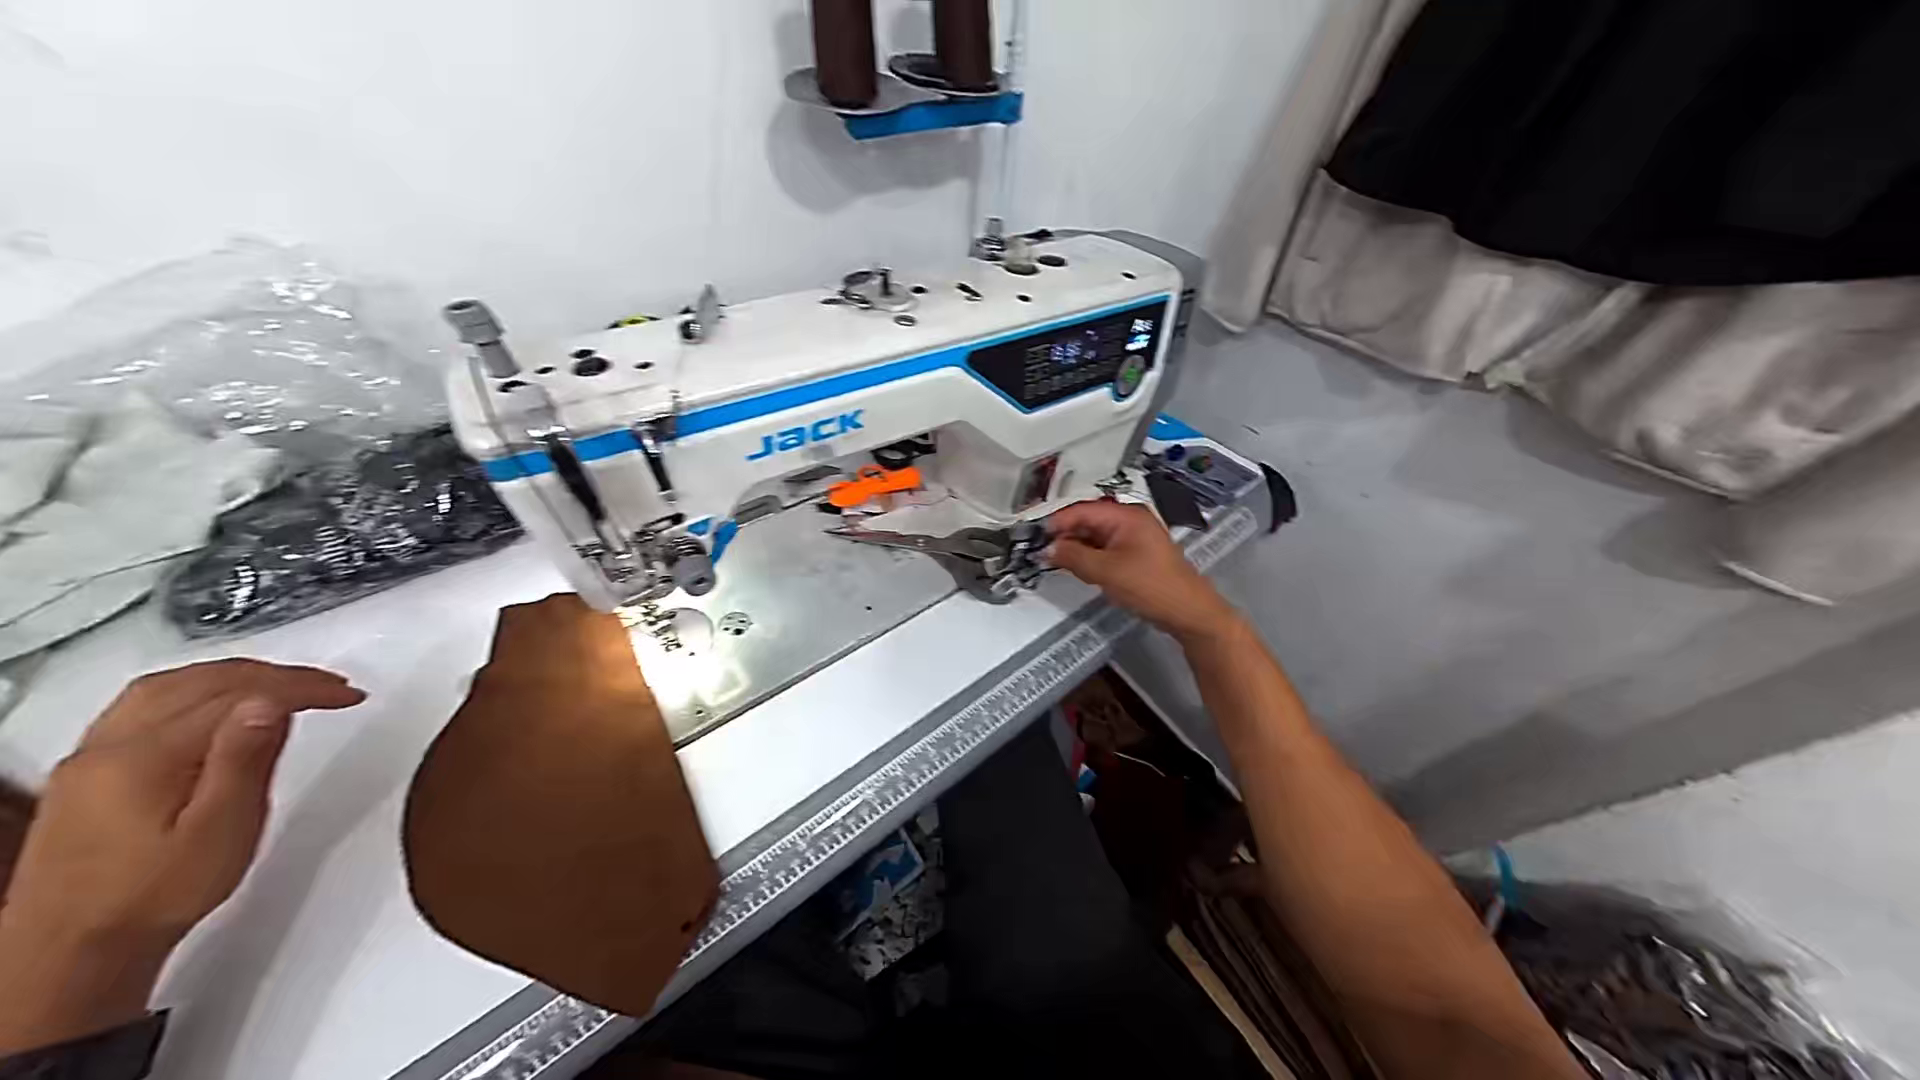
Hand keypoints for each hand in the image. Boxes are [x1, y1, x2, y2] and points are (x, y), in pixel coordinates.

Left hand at [0, 659, 363, 1054]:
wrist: (74, 951)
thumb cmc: (155, 895)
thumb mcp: (222, 827)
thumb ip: (245, 758)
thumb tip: (270, 703)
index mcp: (145, 757)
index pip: (241, 697)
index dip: (304, 688)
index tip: (347, 694)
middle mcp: (110, 748)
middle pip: (204, 681)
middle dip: (277, 675)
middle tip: (328, 685)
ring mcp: (92, 758)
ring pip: (171, 685)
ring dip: (237, 675)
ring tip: (285, 683)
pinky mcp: (89, 772)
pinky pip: (145, 703)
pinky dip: (198, 687)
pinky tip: (220, 699)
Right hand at [1046, 500, 1240, 641]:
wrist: (1188, 612)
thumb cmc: (1149, 586)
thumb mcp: (1105, 571)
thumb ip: (1072, 556)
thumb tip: (1047, 548)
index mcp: (1125, 514)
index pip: (1081, 510)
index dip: (1056, 523)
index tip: (1034, 538)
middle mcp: (1130, 519)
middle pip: (1088, 520)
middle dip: (1065, 535)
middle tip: (1043, 554)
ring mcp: (1135, 536)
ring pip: (1095, 535)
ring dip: (1077, 547)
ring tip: (1058, 563)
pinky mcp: (1136, 553)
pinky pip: (1105, 547)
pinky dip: (1090, 556)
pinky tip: (1080, 569)